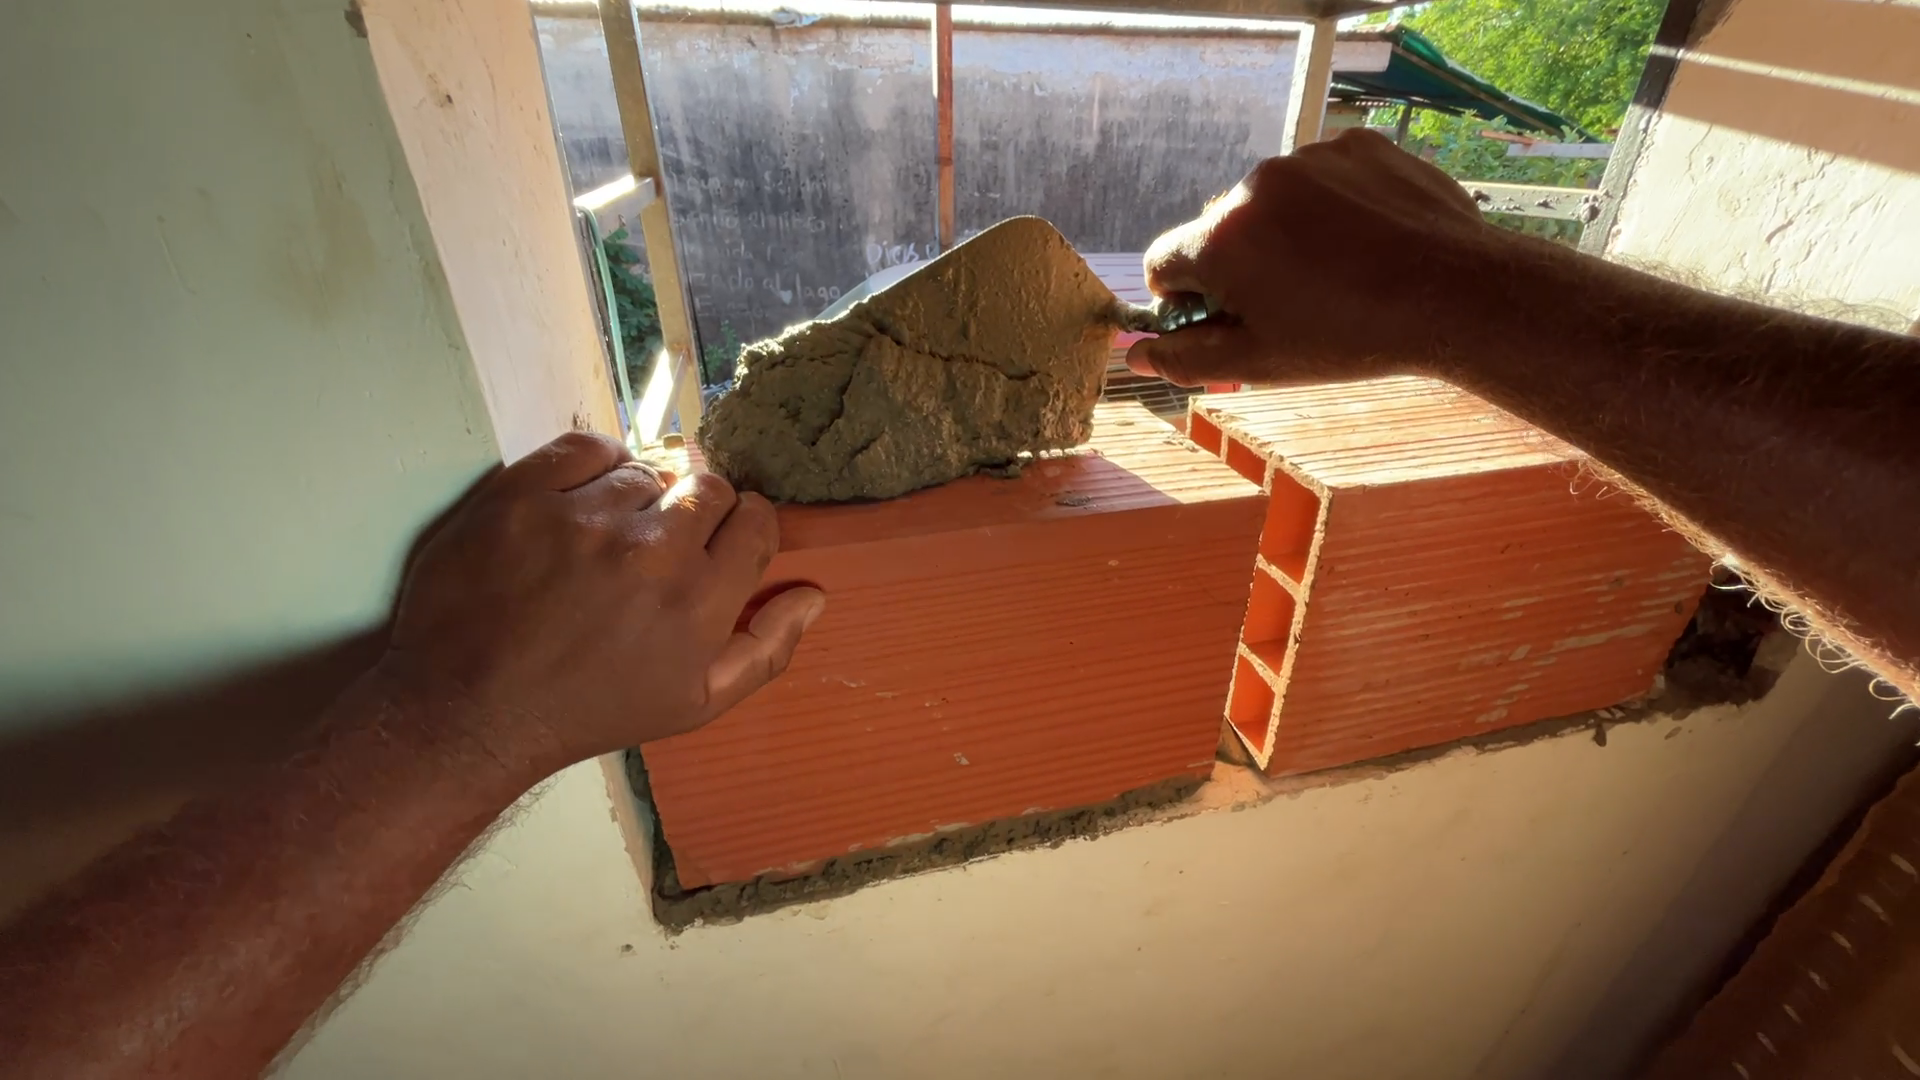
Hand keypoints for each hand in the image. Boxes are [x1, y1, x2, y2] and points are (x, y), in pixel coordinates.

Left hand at [379, 432, 823, 774]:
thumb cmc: (595, 709)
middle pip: (708, 486)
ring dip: (638, 498)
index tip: (719, 543)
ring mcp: (582, 517)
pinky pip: (587, 448)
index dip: (744, 527)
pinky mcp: (520, 494)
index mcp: (700, 601)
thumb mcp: (697, 703)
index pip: (757, 519)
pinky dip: (592, 468)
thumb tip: (815, 595)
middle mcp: (651, 551)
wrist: (467, 711)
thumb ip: (767, 649)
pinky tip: (580, 504)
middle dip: (696, 511)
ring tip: (608, 538)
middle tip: (662, 545)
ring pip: (646, 470)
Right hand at [1128, 128, 1505, 386]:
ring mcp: (1309, 156)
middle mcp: (1255, 183)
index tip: (1218, 319)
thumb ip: (1184, 359)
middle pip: (1214, 233)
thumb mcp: (1254, 364)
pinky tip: (1355, 244)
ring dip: (1276, 238)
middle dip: (1232, 269)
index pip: (1163, 262)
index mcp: (1222, 238)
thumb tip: (1135, 356)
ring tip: (1327, 274)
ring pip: (1263, 206)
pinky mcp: (1355, 144)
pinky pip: (1313, 180)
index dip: (1181, 300)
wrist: (1458, 295)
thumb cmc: (1346, 338)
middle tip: (1281, 305)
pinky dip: (1320, 211)